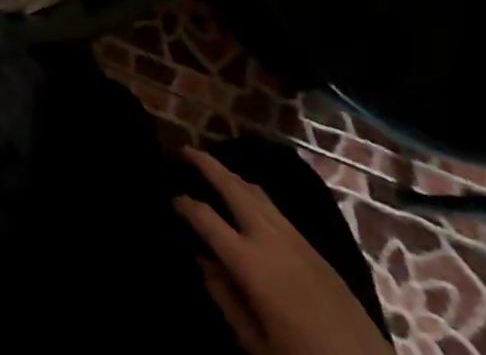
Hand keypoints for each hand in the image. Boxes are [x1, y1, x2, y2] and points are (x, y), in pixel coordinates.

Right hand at [175, 148, 393, 354]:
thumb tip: (204, 261)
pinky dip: (254, 193)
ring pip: (258, 193)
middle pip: (234, 189)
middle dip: (208, 165)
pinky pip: (276, 208)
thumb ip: (224, 296)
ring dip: (232, 175)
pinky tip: (247, 196)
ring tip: (212, 165)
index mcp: (250, 264)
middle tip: (185, 149)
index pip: (207, 219)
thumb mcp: (253, 340)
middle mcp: (271, 240)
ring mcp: (296, 240)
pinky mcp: (314, 248)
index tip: (171, 199)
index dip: (185, 205)